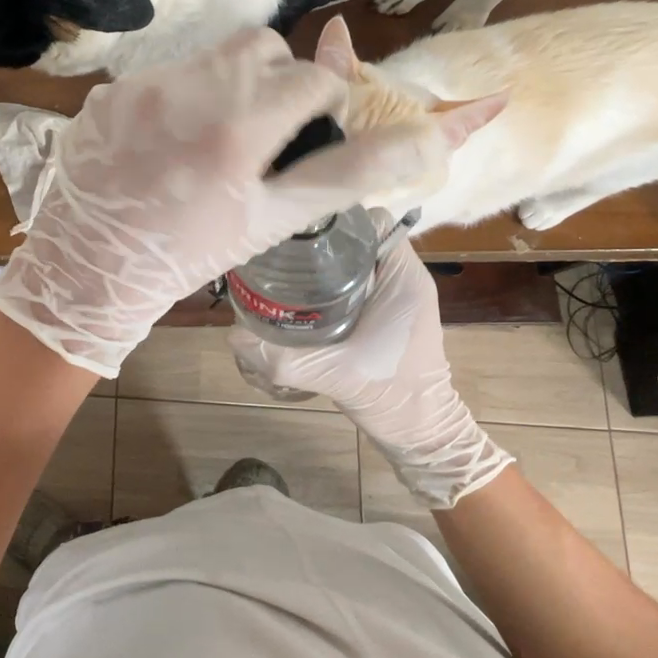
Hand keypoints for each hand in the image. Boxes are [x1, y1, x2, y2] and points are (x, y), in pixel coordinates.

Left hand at [0, 28, 387, 377]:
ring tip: (212, 138)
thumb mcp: (273, 220)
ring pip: (208, 57)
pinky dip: (177, 98)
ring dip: (225, 84)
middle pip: (259, 47)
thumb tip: (425, 141)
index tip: (306, 136)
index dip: (321, 104)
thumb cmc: (191, 252)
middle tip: (263, 130)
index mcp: (237, 122)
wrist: (92, 270)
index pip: (310, 76)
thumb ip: (346, 173)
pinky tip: (165, 144)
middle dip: (275, 78)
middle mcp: (186, 89)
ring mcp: (139, 88)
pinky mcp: (106, 94)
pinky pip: (161, 77)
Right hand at [227, 240, 512, 507]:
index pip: (373, 222)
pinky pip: (346, 286)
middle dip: (315, 245)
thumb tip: (234, 336)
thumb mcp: (335, 375)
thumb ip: (284, 358)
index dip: (335, 222)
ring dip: (315, 268)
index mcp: (403, 278)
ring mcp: (388, 298)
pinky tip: (291, 305)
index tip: (297, 235)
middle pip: (353, 240)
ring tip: (276, 277)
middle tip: (275, 257)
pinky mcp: (377, 316)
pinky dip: (320, 289)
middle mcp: (398, 279)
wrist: (422, 436)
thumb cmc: (394, 396)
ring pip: (347, 263)